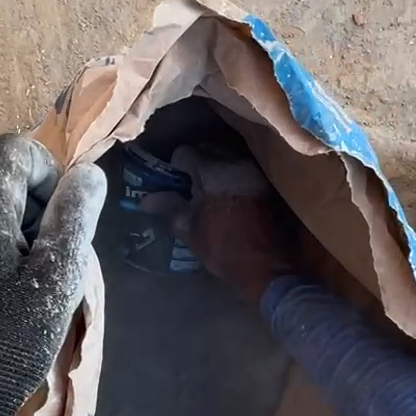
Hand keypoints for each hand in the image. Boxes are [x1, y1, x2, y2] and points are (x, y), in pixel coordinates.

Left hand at [0, 134, 104, 415]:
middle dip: (29, 212)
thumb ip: (74, 218)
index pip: (17, 151)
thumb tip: (89, 172)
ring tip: (17, 291)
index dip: (50, 175)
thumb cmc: (4, 343)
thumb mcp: (55, 280)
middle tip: (47, 267)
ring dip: (3, 236)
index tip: (63, 222)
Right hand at [153, 146, 297, 303]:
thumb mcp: (190, 230)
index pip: (184, 152)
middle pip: (206, 148)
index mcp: (212, 172)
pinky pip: (241, 166)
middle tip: (189, 186)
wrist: (268, 267)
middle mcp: (235, 162)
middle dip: (195, 163)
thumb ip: (169, 207)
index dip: (175, 166)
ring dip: (214, 166)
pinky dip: (231, 173)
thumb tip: (147, 200)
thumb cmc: (225, 250)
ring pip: (226, 155)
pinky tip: (227, 193)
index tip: (174, 183)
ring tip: (208, 190)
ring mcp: (253, 170)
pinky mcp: (265, 181)